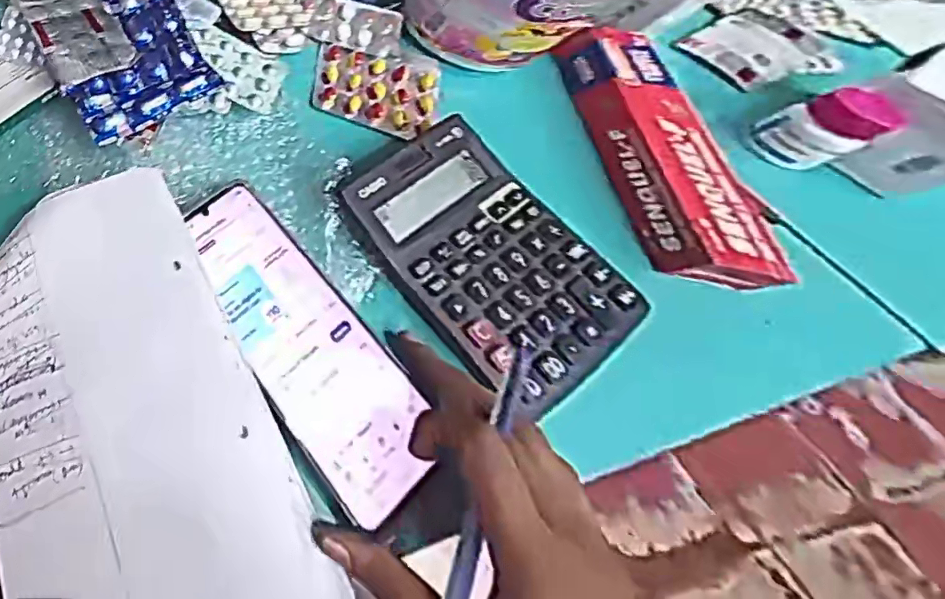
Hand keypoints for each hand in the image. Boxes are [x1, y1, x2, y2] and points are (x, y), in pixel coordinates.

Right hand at [313, 336, 639, 598]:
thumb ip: (393, 583)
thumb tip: (332, 537)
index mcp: (536, 552)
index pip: (487, 447)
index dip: (443, 418)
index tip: (414, 438)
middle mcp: (577, 539)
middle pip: (519, 432)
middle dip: (464, 392)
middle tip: (419, 366)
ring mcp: (602, 549)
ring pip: (548, 451)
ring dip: (496, 419)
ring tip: (452, 409)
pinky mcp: (613, 565)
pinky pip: (566, 482)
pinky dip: (524, 453)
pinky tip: (501, 468)